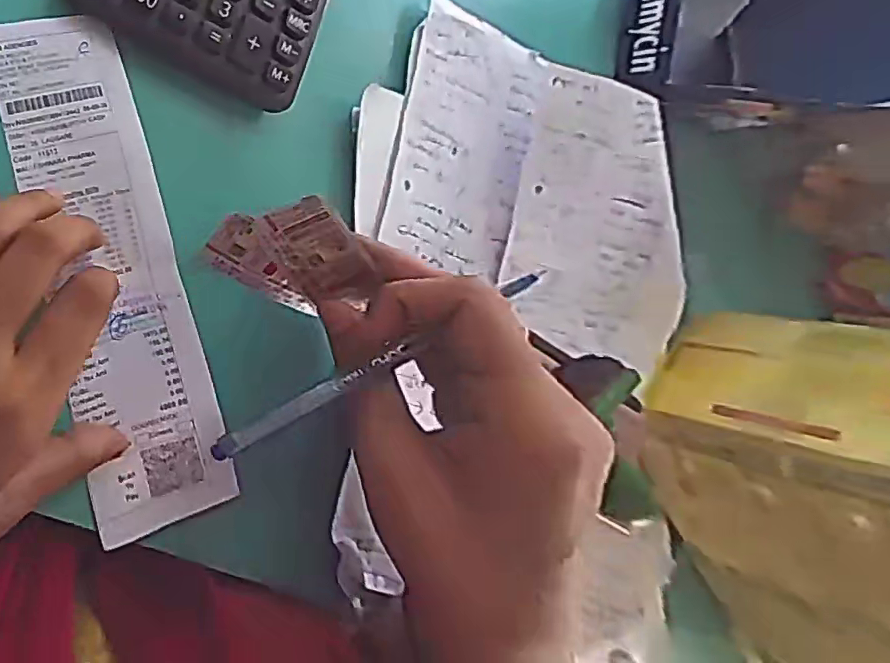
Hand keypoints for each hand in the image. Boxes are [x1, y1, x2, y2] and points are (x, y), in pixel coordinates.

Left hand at [0, 187, 127, 653]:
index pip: (79, 314)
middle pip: (38, 256)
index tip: (105, 273)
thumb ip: (63, 464)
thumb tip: (120, 438)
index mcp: (15, 409)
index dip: (101, 281)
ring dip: (24, 205)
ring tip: (48, 198)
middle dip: (73, 229)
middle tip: (85, 227)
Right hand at [315, 240, 612, 662]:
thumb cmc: (444, 556)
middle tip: (340, 264)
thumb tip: (332, 303)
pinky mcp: (533, 419)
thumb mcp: (388, 459)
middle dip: (402, 285)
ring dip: (410, 310)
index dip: (407, 295)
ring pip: (474, 328)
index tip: (362, 328)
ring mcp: (551, 409)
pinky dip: (425, 342)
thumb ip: (362, 371)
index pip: (475, 304)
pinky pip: (475, 358)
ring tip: (352, 293)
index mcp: (535, 413)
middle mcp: (557, 400)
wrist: (501, 635)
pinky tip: (384, 339)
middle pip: (476, 309)